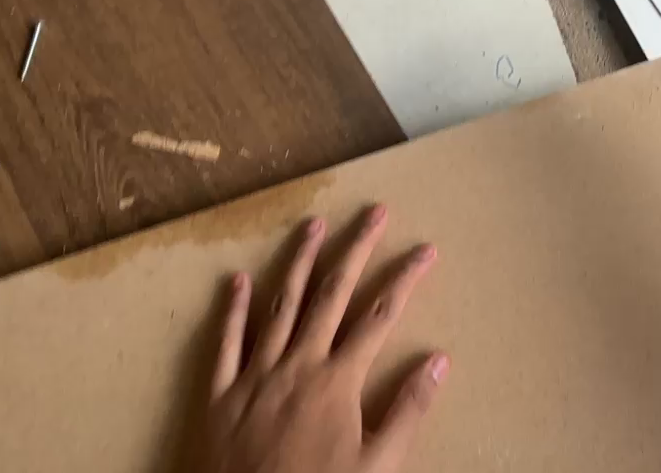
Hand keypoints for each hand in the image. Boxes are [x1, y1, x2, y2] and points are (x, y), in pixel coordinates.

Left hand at [194, 205, 447, 472]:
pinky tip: (236, 280)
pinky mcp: (220, 397)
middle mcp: (299, 364)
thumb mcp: (376, 467)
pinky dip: (232, 311)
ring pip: (280, 305)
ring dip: (299, 260)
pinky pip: (225, 346)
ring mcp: (256, 377)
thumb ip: (408, 411)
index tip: (426, 249)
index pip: (380, 315)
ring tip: (315, 223)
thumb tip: (440, 360)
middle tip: (375, 211)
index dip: (406, 278)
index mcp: (337, 380)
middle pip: (333, 293)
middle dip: (357, 248)